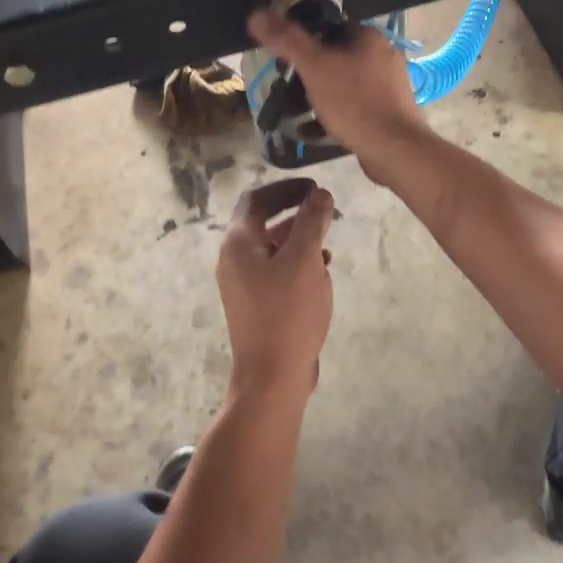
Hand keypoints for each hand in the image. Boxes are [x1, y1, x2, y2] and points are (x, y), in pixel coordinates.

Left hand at [217, 178, 335, 400]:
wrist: (272, 375)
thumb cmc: (287, 313)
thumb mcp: (304, 260)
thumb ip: (312, 221)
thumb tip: (319, 194)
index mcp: (238, 244)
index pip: (256, 199)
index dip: (285, 187)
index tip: (315, 186)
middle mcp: (234, 260)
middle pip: (263, 222)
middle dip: (295, 211)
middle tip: (325, 207)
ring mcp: (244, 285)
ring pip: (272, 247)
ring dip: (300, 236)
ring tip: (328, 236)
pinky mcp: (258, 305)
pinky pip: (277, 271)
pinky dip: (298, 262)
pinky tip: (322, 268)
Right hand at [247, 11, 430, 186]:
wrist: (395, 149)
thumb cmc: (354, 103)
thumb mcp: (314, 68)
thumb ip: (287, 41)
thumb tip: (256, 14)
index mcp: (369, 37)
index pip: (328, 28)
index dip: (302, 42)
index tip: (282, 60)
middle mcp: (383, 56)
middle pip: (335, 57)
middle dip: (308, 73)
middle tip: (285, 88)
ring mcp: (388, 86)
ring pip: (343, 84)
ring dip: (318, 96)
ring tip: (293, 111)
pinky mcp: (388, 112)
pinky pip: (354, 107)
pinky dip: (333, 115)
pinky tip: (313, 130)